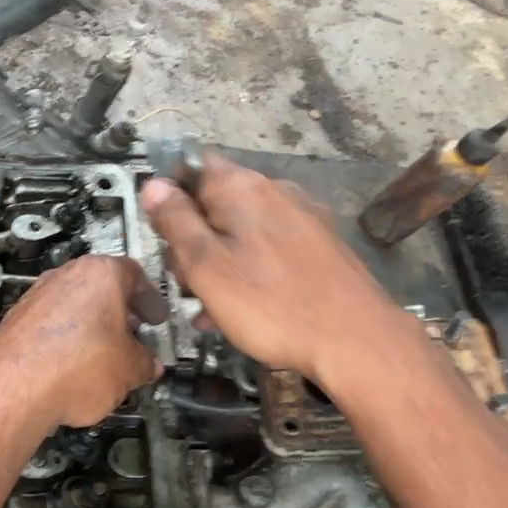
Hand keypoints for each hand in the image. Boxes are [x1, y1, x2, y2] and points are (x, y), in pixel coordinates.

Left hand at [0, 255, 163, 429]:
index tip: (154, 317)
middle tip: (132, 335)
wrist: (15, 388)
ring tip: (102, 356)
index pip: (133, 275)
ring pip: (72, 305)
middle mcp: (64, 276)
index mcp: (100, 274)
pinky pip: (48, 325)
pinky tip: (70, 367)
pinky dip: (63, 340)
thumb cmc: (75, 367)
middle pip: (99, 287)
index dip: (148, 299)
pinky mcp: (14, 320)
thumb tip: (148, 365)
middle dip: (118, 312)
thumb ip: (144, 363)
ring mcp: (35, 297)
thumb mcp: (129, 370)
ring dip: (89, 327)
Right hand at [138, 154, 406, 385]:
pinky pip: (268, 249)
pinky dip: (248, 271)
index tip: (160, 233)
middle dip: (193, 237)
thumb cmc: (270, 304)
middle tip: (186, 282)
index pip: (191, 166)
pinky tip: (242, 309)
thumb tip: (153, 185)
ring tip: (211, 306)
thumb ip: (176, 222)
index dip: (168, 195)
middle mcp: (276, 192)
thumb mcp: (206, 266)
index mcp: (242, 188)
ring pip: (241, 230)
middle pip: (216, 202)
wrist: (354, 340)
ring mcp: (303, 218)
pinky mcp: (321, 247)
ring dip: (218, 261)